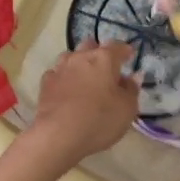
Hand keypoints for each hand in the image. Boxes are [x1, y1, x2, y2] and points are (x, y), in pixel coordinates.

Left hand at [27, 42, 139, 163]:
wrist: (58, 135)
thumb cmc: (99, 120)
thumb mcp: (127, 109)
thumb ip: (131, 90)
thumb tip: (133, 76)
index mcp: (104, 59)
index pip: (118, 46)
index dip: (125, 50)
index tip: (129, 55)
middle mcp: (81, 57)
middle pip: (91, 46)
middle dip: (99, 53)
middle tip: (106, 68)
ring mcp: (61, 68)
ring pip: (71, 57)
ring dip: (79, 63)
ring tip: (85, 77)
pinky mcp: (46, 83)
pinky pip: (57, 73)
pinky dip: (64, 78)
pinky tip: (66, 89)